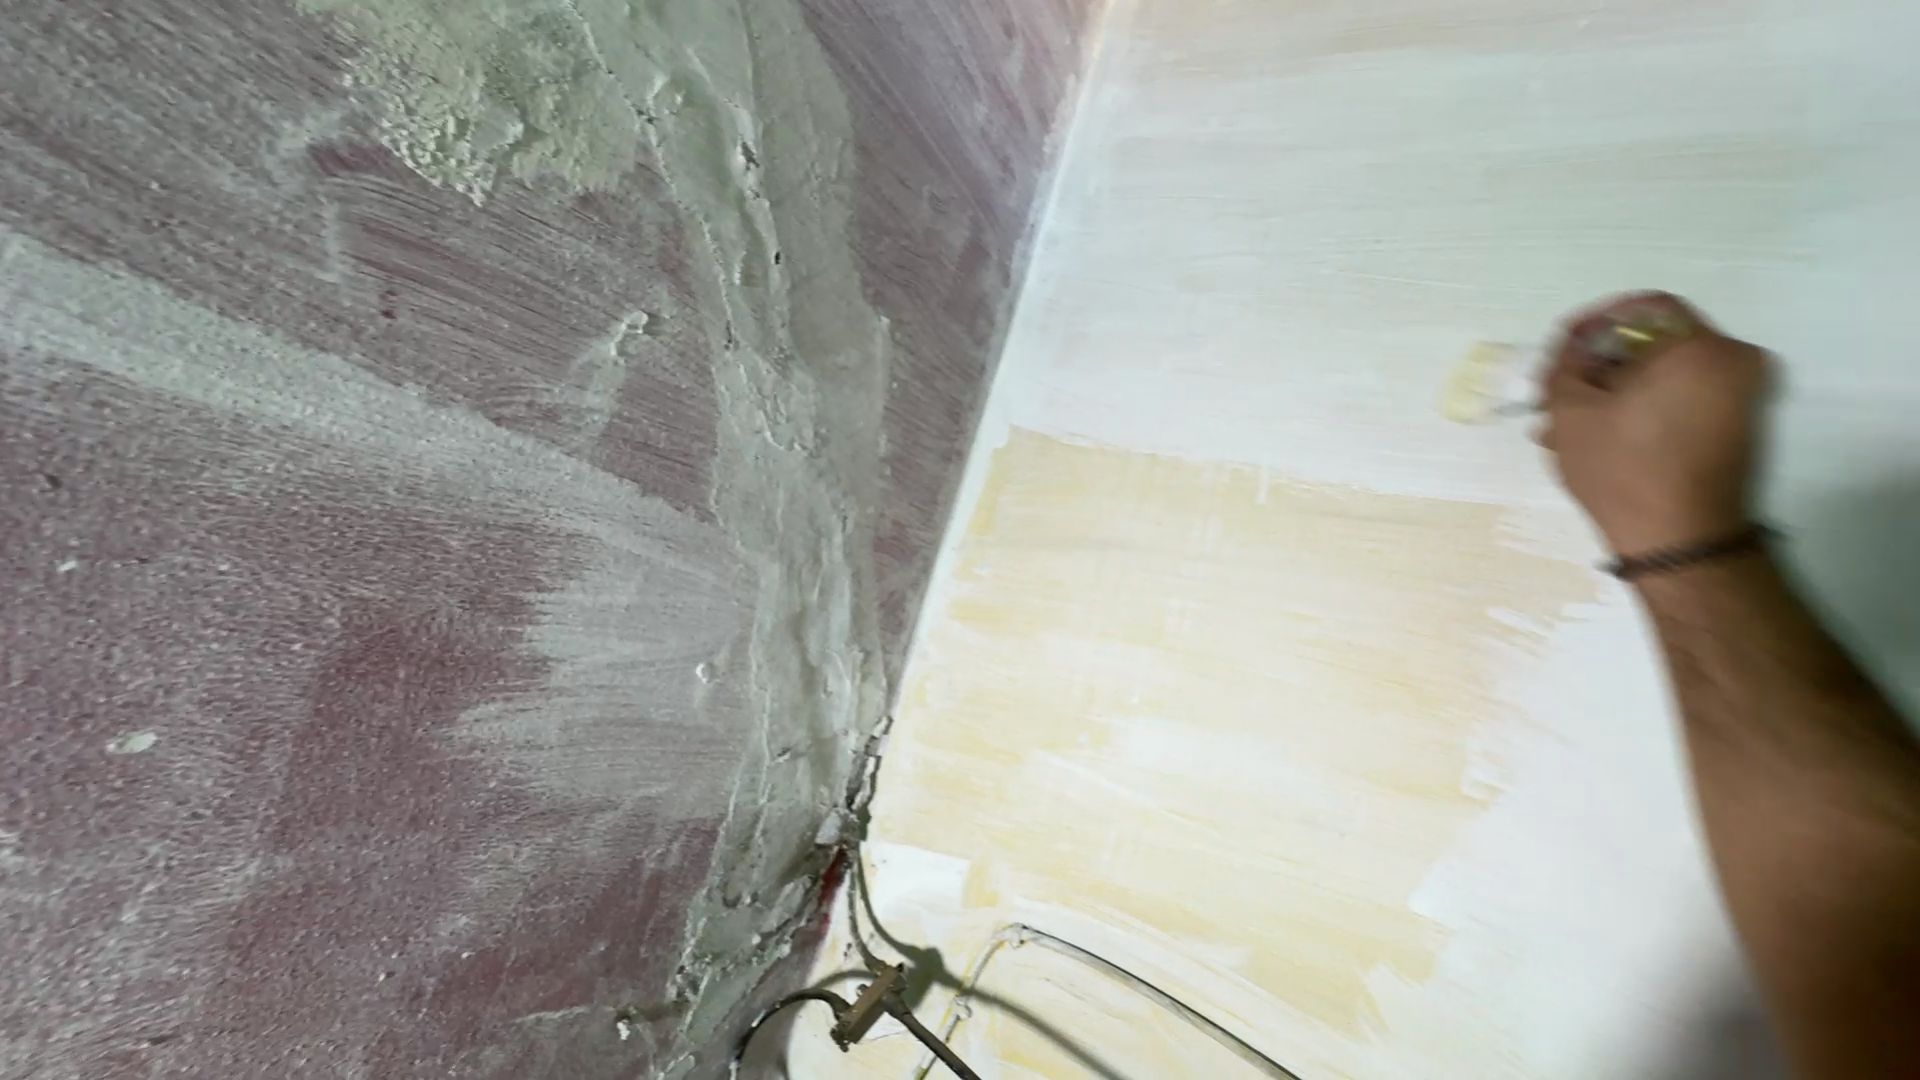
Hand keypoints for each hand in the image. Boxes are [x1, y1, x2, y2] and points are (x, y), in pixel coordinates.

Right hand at [1538, 291, 1772, 555]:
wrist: (1678, 533)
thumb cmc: (1619, 466)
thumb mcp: (1570, 409)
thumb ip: (1567, 362)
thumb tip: (1576, 341)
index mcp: (1698, 348)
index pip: (1644, 307)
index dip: (1595, 322)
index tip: (1560, 349)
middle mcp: (1732, 361)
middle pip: (1652, 342)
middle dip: (1596, 365)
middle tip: (1551, 393)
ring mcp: (1738, 393)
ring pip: (1659, 374)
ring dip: (1607, 391)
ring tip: (1558, 424)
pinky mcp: (1732, 422)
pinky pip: (1675, 397)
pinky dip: (1634, 408)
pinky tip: (1591, 435)